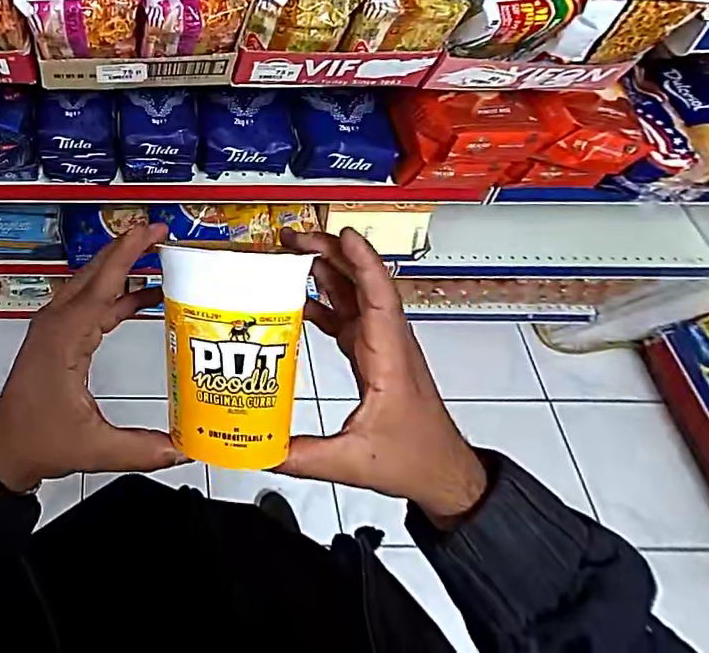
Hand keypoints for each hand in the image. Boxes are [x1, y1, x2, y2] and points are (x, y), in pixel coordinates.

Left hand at [0, 223, 181, 491]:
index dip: (128, 253)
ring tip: (155, 254)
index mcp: (64, 336)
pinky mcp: (61, 334)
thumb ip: (141, 447)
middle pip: (97, 271)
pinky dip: (119, 294)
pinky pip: (94, 302)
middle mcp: (58, 322)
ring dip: (123, 266)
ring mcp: (58, 326)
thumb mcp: (92, 446)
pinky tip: (144, 296)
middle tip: (158, 232)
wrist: (3, 449)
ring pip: (94, 283)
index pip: (102, 283)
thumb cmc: (35, 439)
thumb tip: (180, 446)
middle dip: (128, 247)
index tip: (148, 231)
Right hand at [275, 228, 486, 525]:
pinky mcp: (372, 353)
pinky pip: (346, 315)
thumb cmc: (418, 458)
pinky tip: (301, 300)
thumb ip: (304, 456)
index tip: (345, 235)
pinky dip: (324, 301)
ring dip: (326, 269)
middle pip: (361, 282)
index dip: (362, 261)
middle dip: (330, 252)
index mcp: (389, 357)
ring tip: (293, 255)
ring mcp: (380, 345)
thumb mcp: (355, 462)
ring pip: (353, 294)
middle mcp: (386, 342)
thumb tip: (264, 448)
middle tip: (295, 239)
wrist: (444, 472)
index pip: (379, 295)